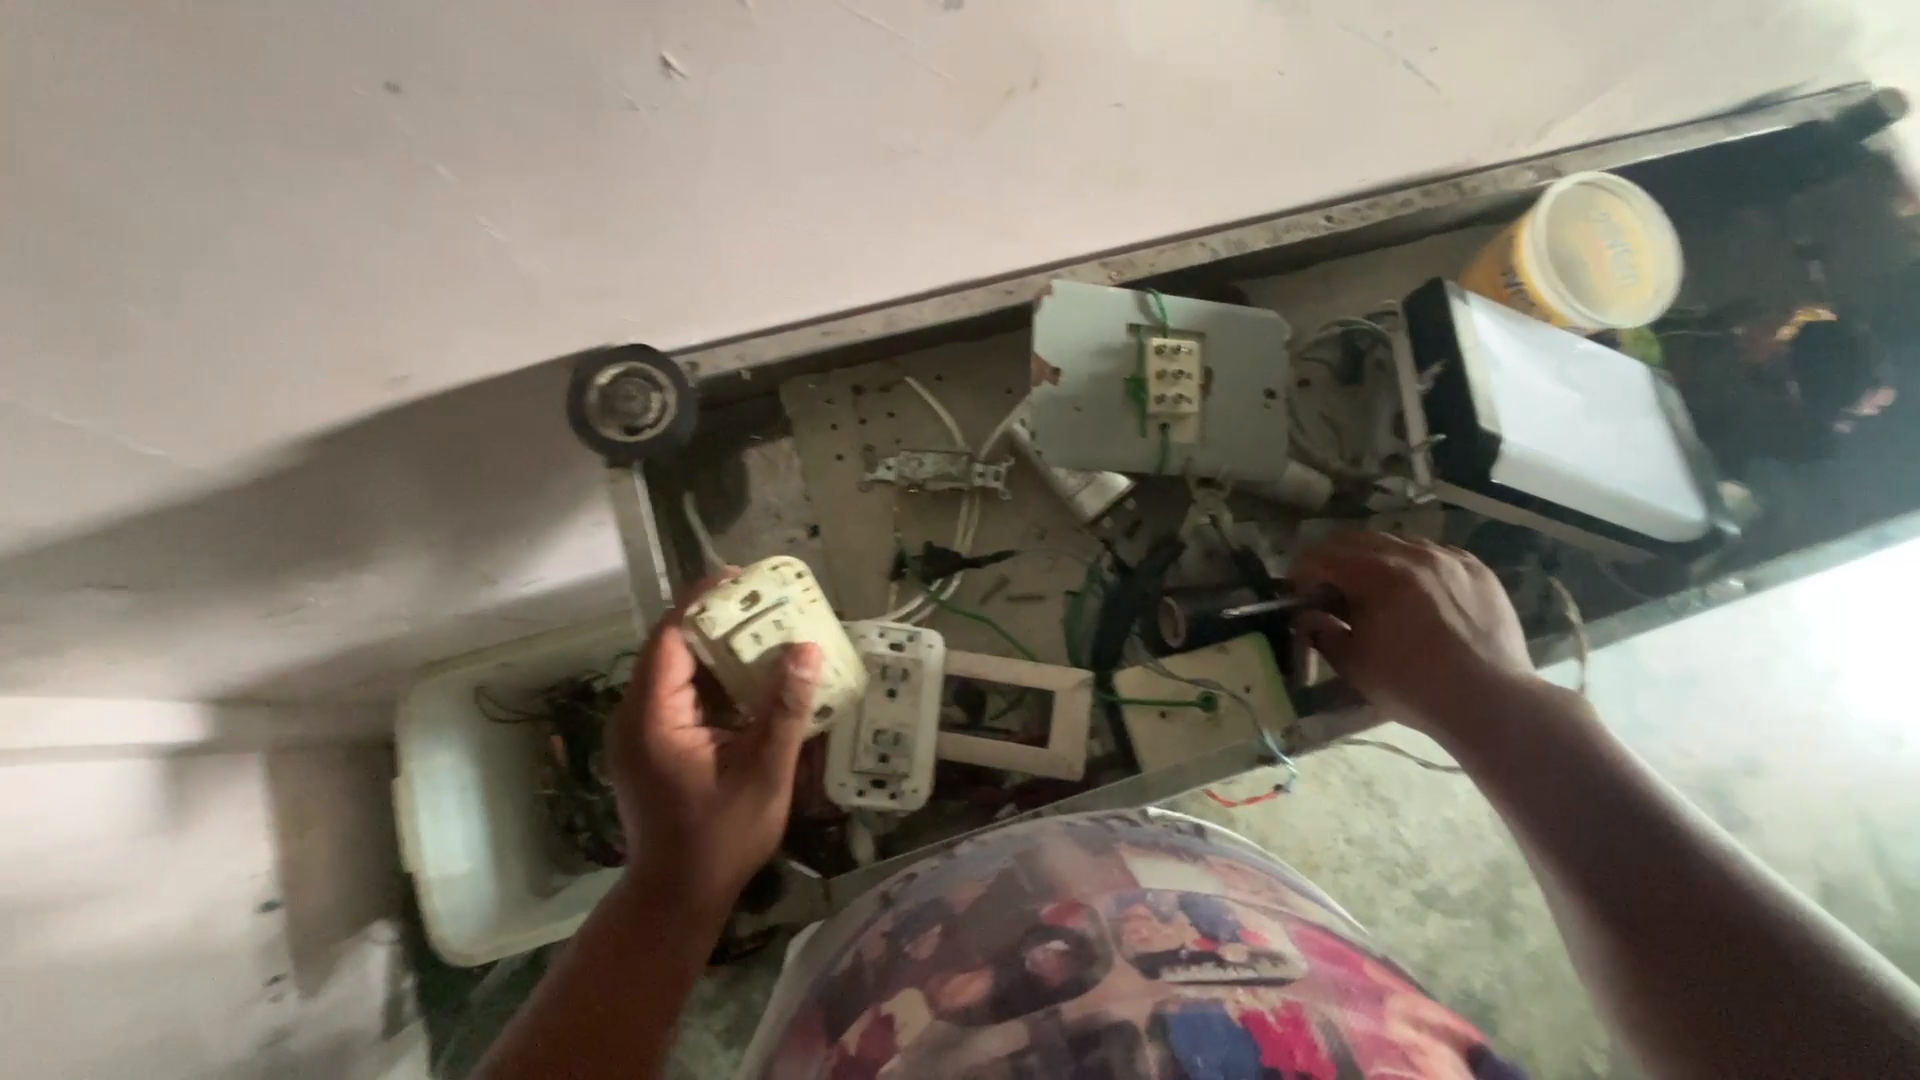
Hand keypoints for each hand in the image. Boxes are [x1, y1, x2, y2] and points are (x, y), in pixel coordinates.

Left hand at [608, 575, 822, 911]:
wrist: (677, 896)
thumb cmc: (721, 840)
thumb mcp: (764, 774)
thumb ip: (785, 710)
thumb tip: (807, 650)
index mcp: (653, 719)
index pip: (669, 639)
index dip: (701, 602)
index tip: (739, 577)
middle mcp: (636, 717)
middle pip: (671, 648)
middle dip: (715, 620)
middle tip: (764, 601)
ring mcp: (639, 731)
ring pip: (676, 670)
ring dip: (717, 649)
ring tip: (764, 629)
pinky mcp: (651, 744)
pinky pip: (680, 695)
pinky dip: (714, 679)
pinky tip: (752, 677)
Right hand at [1291, 532, 1533, 738]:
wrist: (1489, 700)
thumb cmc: (1410, 685)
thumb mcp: (1351, 662)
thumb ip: (1321, 631)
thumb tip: (1306, 616)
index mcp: (1375, 574)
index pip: (1321, 557)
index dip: (1301, 573)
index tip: (1297, 593)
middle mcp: (1411, 555)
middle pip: (1356, 540)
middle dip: (1334, 560)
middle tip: (1328, 588)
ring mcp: (1448, 559)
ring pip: (1397, 542)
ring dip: (1375, 559)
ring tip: (1374, 588)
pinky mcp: (1477, 570)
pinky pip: (1435, 554)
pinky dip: (1414, 565)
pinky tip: (1415, 591)